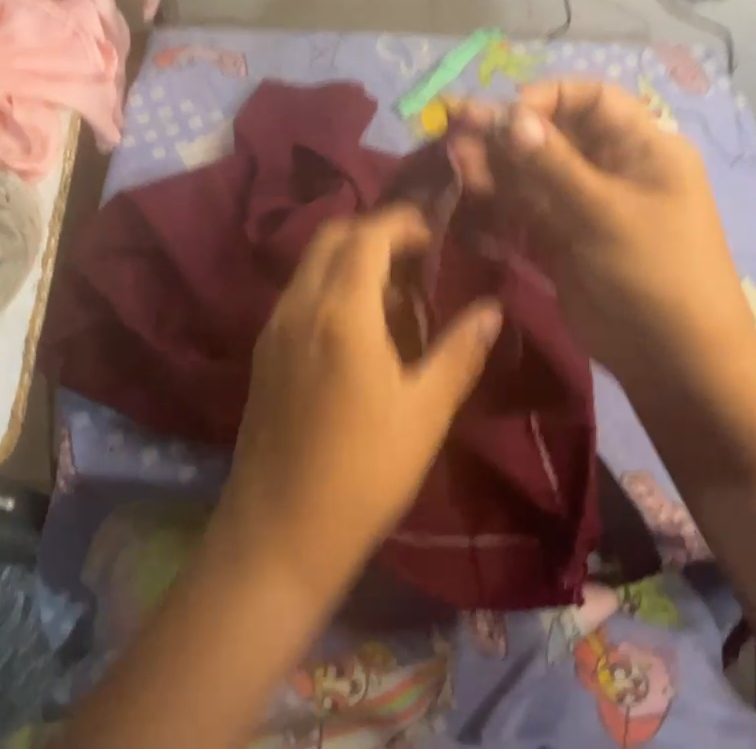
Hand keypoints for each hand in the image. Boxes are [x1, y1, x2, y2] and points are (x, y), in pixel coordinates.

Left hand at [218, 205, 503, 586]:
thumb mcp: (425, 414)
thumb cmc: (363, 472)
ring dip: (349, 262)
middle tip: (417, 259)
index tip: (435, 234)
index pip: (367, 236)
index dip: (402, 223)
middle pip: (330, 238)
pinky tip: (359, 332)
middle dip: (373, 233)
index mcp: (340, 312)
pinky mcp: (263, 357)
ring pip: (309, 268)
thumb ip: (458, 353)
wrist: (280, 530)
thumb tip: (492, 310)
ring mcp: (273, 331)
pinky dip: (329, 290)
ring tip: (396, 299)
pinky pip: (298, 298)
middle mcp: (298, 307)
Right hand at [446, 81, 752, 377]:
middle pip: (551, 137)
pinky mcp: (559, 243)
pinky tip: (463, 198)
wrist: (671, 358)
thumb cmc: (654, 271)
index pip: (592, 100)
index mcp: (641, 149)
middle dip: (505, 133)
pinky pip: (522, 214)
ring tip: (452, 160)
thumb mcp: (605, 211)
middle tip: (454, 128)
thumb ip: (552, 164)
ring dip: (492, 167)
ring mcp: (581, 209)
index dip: (548, 98)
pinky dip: (494, 206)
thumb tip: (510, 116)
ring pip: (530, 176)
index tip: (508, 115)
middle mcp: (610, 171)